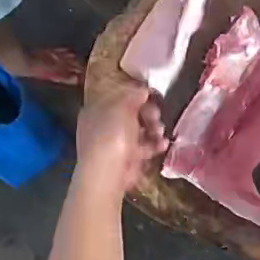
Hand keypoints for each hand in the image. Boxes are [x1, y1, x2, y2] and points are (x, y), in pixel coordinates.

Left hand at [75, 82, 168, 196]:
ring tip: (161, 133)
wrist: (109, 170)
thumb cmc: (112, 135)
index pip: (118, 97)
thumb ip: (133, 96)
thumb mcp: (122, 108)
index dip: (136, 96)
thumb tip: (142, 89)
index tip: (151, 97)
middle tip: (157, 116)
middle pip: (132, 114)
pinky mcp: (128, 158)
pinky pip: (145, 147)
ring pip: (140, 131)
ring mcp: (115, 143)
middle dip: (148, 114)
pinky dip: (154, 145)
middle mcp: (104, 125)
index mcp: (97, 110)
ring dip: (154, 130)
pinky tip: (162, 145)